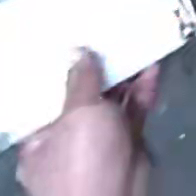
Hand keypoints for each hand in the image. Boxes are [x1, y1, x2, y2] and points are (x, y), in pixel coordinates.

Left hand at [16, 51, 160, 195]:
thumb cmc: (82, 160)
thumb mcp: (77, 114)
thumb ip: (81, 81)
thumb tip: (77, 52)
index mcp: (42, 136)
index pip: (48, 96)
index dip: (62, 68)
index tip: (76, 39)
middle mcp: (68, 136)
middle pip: (85, 95)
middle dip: (102, 68)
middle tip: (115, 34)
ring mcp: (99, 139)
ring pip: (114, 99)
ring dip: (128, 74)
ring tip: (140, 42)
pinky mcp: (127, 138)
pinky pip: (135, 106)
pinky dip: (145, 88)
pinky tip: (153, 67)